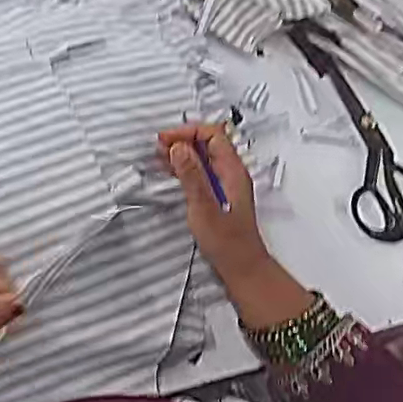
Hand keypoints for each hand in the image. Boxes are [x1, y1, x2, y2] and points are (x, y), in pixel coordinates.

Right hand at [157, 122, 312, 329]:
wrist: (242, 268)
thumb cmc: (228, 244)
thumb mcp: (204, 207)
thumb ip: (191, 175)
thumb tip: (179, 148)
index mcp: (233, 171)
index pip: (212, 135)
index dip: (188, 132)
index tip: (166, 140)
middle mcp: (231, 173)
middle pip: (208, 142)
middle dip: (183, 139)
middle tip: (160, 145)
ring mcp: (226, 184)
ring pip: (203, 156)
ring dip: (182, 152)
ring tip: (161, 155)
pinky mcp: (219, 195)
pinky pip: (201, 171)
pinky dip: (185, 167)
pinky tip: (172, 172)